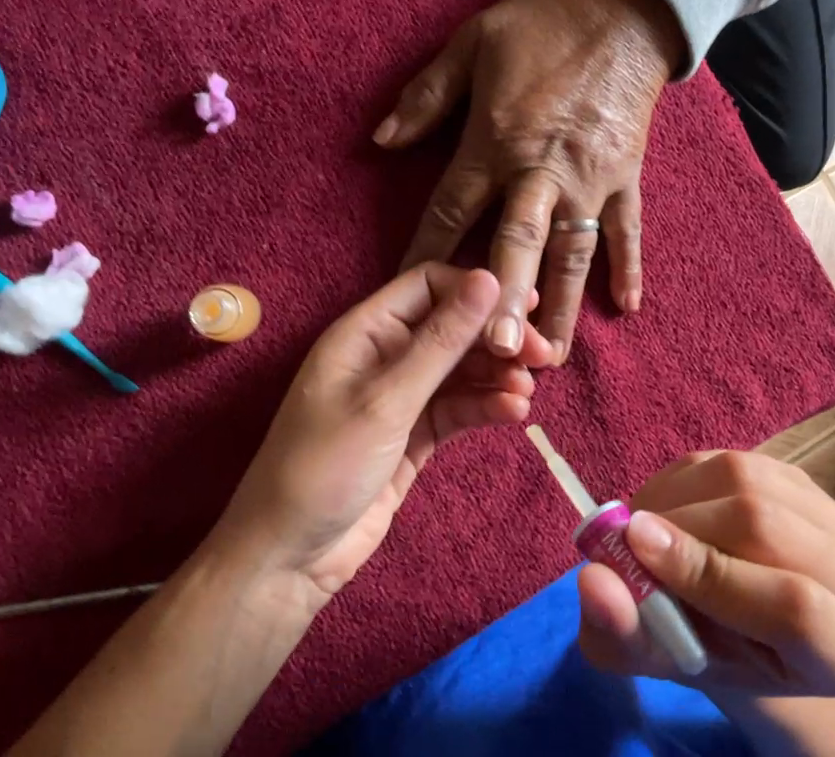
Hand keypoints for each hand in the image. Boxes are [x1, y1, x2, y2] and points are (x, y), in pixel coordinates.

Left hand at [211, 264, 550, 597]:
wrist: (290, 557)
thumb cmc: (325, 465)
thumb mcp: (386, 399)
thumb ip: (441, 341)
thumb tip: (488, 278)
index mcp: (365, 332)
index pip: (428, 286)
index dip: (476, 291)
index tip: (525, 308)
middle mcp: (385, 356)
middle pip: (452, 328)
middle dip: (496, 338)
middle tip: (543, 356)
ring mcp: (401, 397)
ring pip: (460, 370)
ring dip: (496, 376)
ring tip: (526, 392)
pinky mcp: (415, 436)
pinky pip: (458, 409)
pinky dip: (485, 407)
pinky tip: (513, 413)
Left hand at [375, 0, 683, 363]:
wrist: (621, 8)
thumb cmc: (538, 26)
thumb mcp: (470, 45)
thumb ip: (426, 97)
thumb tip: (381, 139)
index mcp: (494, 142)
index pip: (451, 209)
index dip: (424, 253)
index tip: (406, 298)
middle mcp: (540, 172)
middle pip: (516, 245)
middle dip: (505, 300)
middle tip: (498, 352)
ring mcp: (590, 180)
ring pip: (572, 255)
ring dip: (561, 306)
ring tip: (552, 356)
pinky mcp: (627, 177)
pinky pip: (626, 231)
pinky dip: (628, 268)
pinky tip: (626, 307)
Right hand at [577, 451, 834, 697]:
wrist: (747, 630)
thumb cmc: (711, 657)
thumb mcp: (662, 663)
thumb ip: (625, 634)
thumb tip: (595, 579)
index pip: (793, 606)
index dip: (711, 573)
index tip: (635, 545)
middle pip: (766, 526)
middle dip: (680, 523)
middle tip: (624, 538)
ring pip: (749, 479)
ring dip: (676, 495)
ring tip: (645, 525)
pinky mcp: (805, 482)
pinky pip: (736, 459)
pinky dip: (685, 478)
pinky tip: (670, 507)